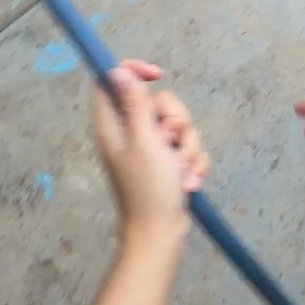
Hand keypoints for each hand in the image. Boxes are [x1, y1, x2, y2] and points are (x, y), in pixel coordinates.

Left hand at [93, 61, 209, 241]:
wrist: (162, 233)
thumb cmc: (148, 188)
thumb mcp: (144, 141)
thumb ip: (135, 105)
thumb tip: (118, 71)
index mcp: (114, 125)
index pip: (112, 81)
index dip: (133, 71)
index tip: (157, 77)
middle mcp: (130, 132)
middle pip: (157, 101)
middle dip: (176, 120)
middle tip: (171, 141)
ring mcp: (151, 147)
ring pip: (178, 125)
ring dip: (188, 147)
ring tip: (182, 171)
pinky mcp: (169, 161)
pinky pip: (187, 147)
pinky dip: (192, 163)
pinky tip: (188, 182)